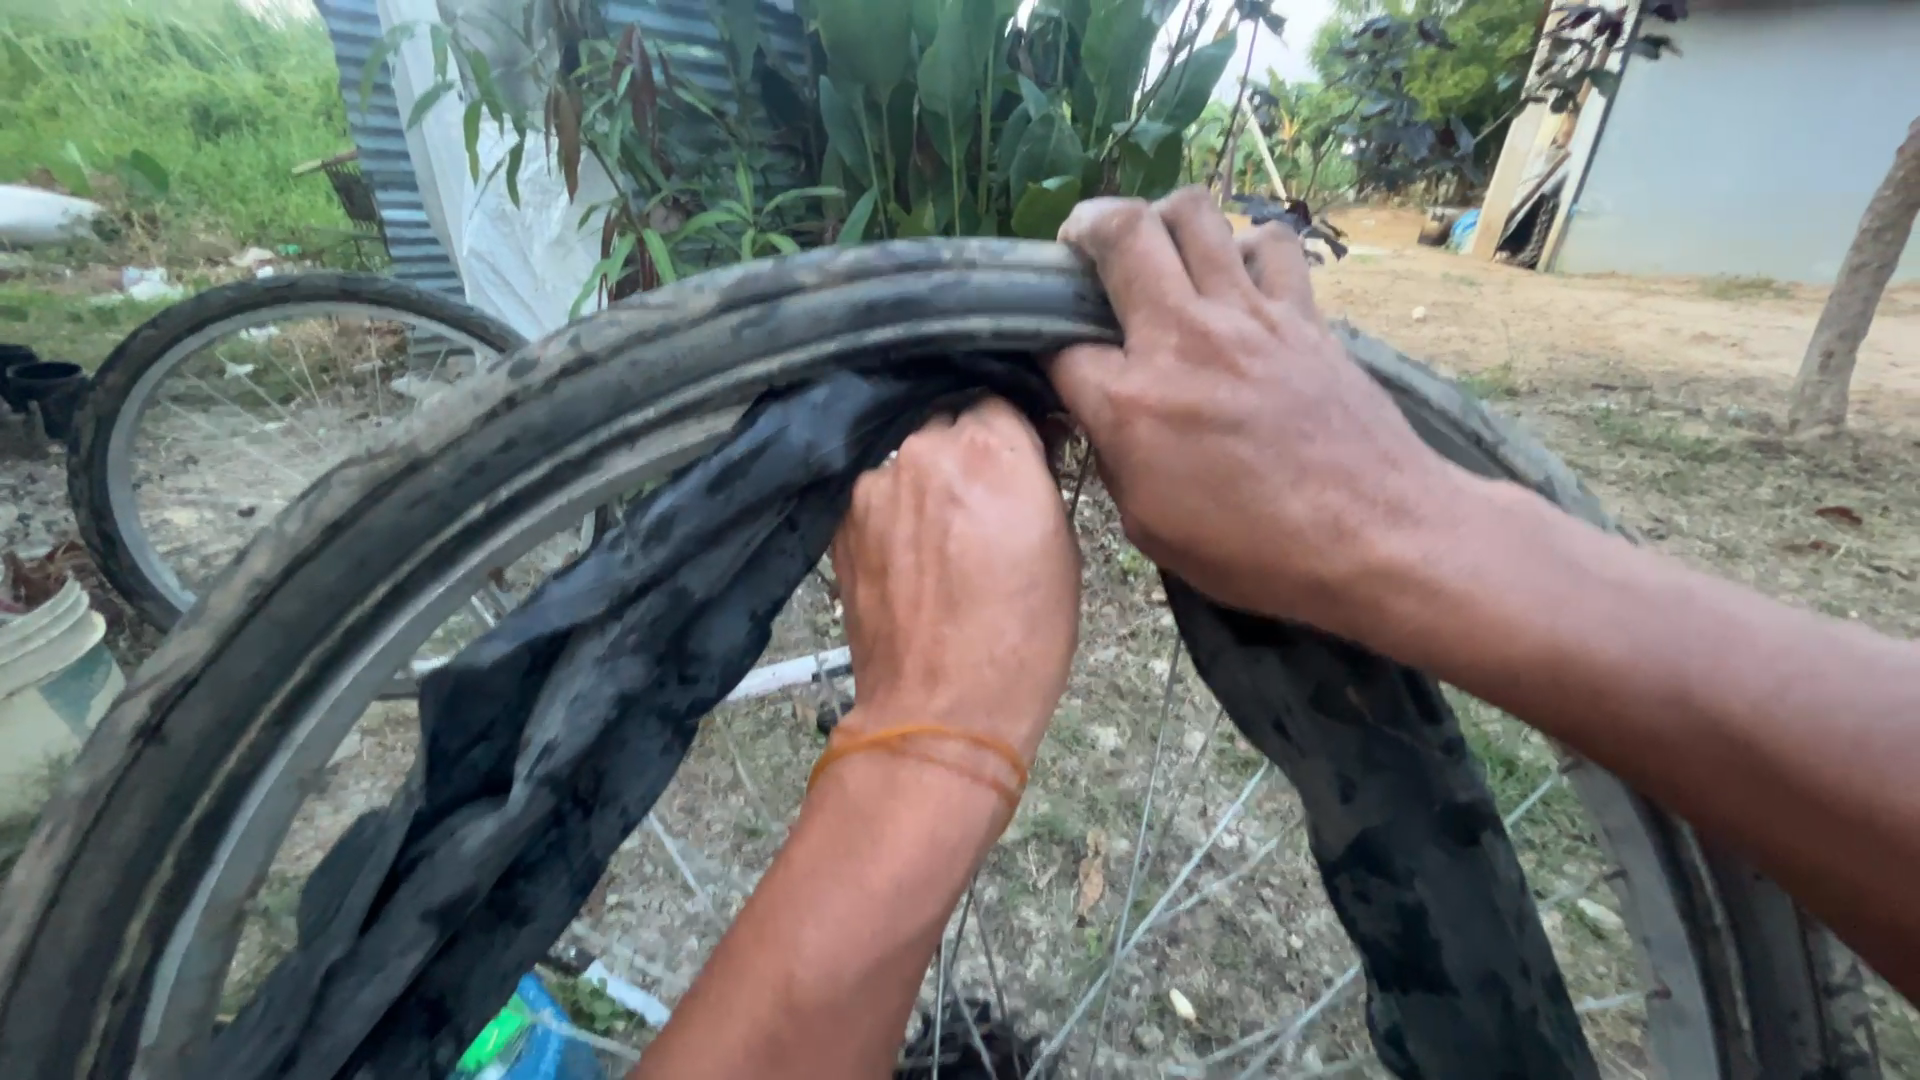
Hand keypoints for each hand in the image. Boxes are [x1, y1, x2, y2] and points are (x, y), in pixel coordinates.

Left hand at [830, 397, 1079, 763]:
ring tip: (939, 538)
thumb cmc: (1023, 638)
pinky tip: (907, 556)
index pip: (1000, 403)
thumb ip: (1036, 481)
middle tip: (981, 503)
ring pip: (908, 459)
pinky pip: (877, 496)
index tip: (1020, 462)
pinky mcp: (842, 522)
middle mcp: (924, 451)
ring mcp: (874, 485)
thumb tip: (1021, 455)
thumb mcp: (1060, 548)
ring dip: (927, 482)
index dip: (1013, 434)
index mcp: (991, 451)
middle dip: (968, 453)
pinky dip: (895, 512)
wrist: (942, 710)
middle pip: (950, 424)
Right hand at [1049, 187, 1457, 633]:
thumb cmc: (1252, 551)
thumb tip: (1102, 418)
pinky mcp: (1302, 314)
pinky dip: (1242, 246)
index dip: (1045, 348)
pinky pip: (1269, 244)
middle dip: (1086, 227)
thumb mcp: (1147, 527)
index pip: (1060, 346)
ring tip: (1154, 244)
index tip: (1055, 360)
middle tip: (1080, 242)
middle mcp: (1182, 339)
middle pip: (1121, 235)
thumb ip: (1112, 458)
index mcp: (1132, 404)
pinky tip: (1235, 275)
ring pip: (1193, 213)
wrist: (1373, 537)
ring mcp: (1247, 317)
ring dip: (1159, 216)